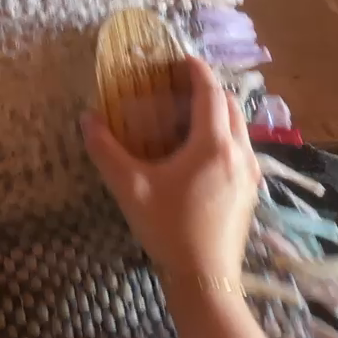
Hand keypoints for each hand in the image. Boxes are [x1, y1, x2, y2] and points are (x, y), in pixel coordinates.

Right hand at [81, 56, 261, 281]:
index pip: (211, 93)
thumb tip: (86, 117)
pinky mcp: (250, 192)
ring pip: (239, 127)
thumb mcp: (128, 186)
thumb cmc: (168, 228)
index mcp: (212, 146)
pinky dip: (223, 132)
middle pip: (230, 106)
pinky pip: (241, 147)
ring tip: (187, 109)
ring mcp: (250, 175)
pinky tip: (199, 146)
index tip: (178, 57)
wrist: (206, 281)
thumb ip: (104, 148)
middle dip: (208, 87)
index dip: (196, 70)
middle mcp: (239, 154)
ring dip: (217, 110)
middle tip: (178, 81)